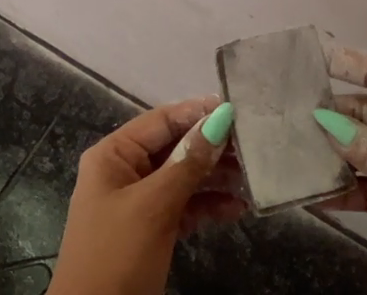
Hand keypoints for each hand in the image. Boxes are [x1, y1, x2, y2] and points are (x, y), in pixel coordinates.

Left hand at [49, 97, 244, 294]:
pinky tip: (237, 209)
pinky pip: (185, 207)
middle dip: (211, 148)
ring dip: (215, 178)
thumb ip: (187, 163)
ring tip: (252, 176)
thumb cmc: (116, 254)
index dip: (196, 113)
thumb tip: (219, 121)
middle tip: (252, 147)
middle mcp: (126, 172)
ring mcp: (139, 202)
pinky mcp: (152, 230)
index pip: (160, 121)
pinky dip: (209, 206)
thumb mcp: (153, 206)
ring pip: (183, 178)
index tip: (236, 110)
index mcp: (114, 155)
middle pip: (174, 148)